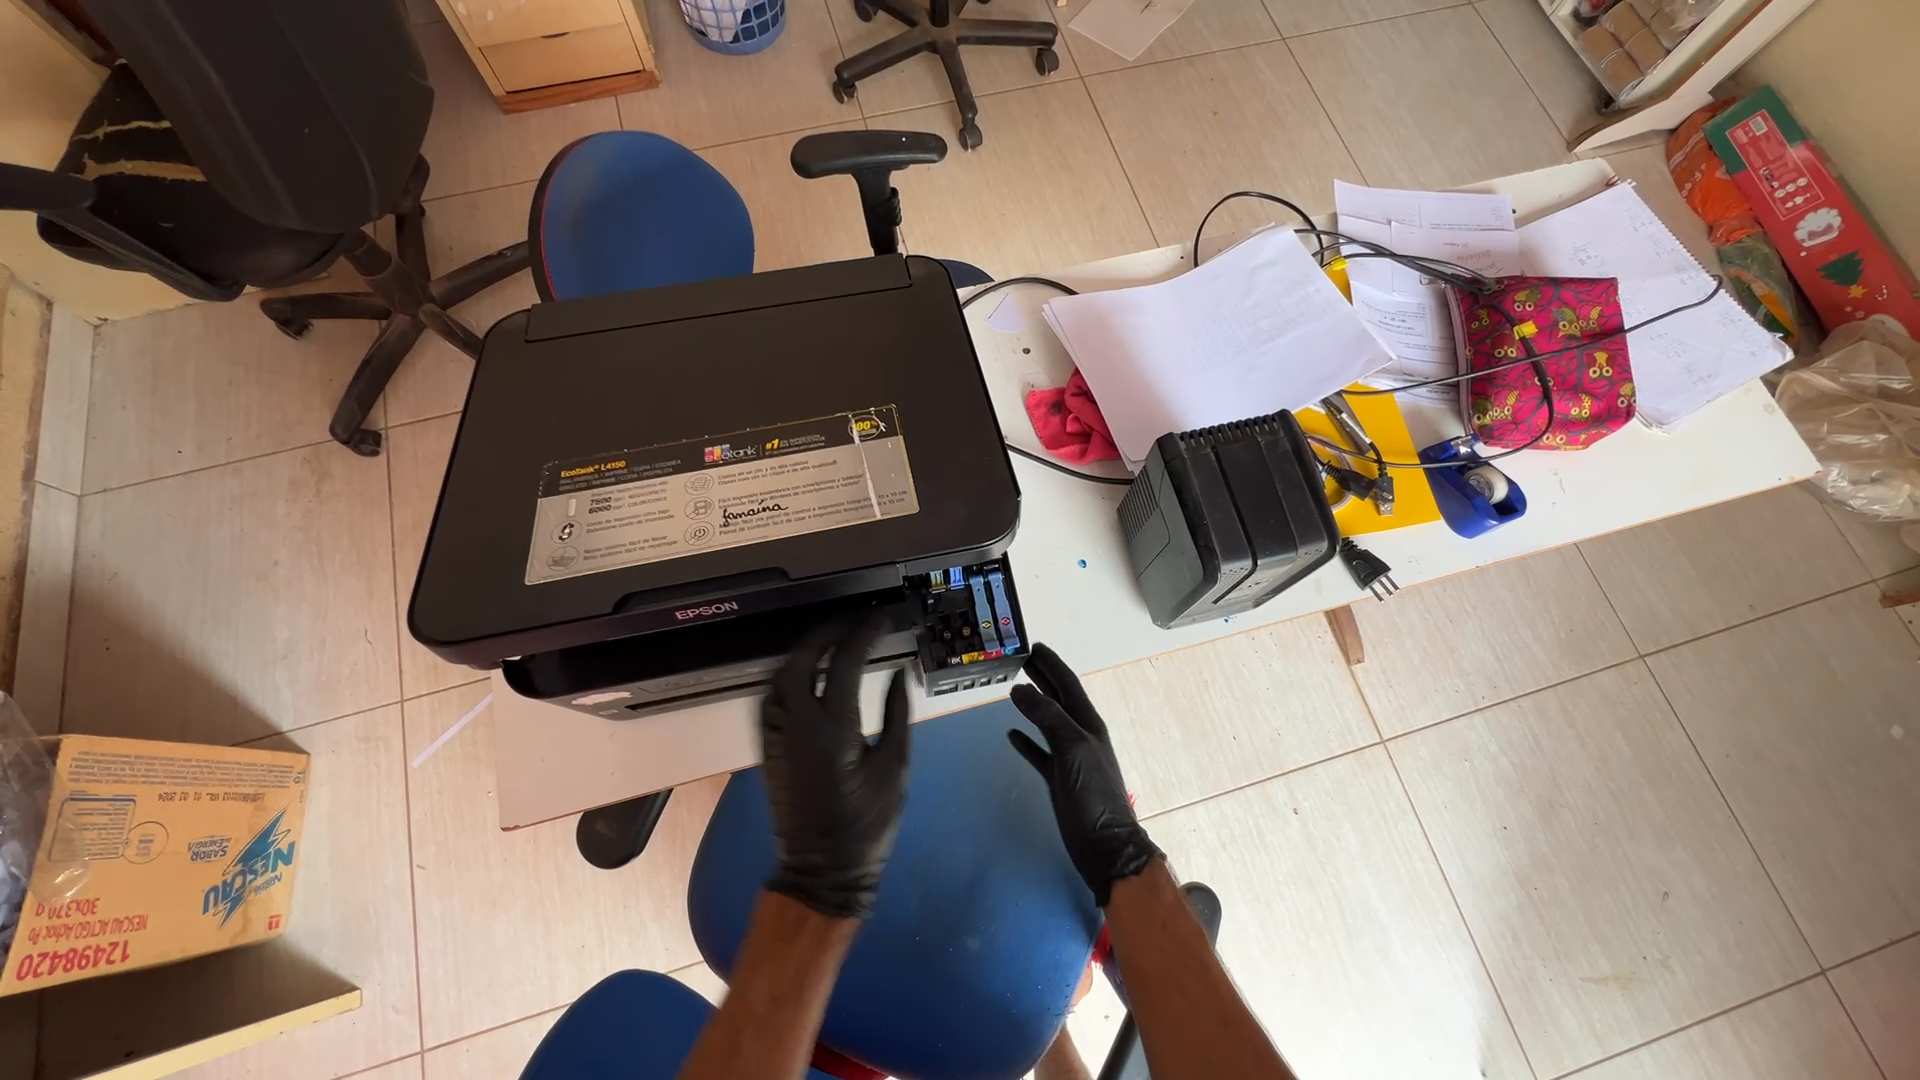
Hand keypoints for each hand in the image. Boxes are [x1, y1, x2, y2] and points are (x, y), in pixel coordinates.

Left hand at [760, 618, 909, 919]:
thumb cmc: (867, 824)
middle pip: (802, 659)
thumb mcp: (895, 768)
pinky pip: (772, 695)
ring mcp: (777, 735)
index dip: (864, 633)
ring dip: (806, 650)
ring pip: (781, 674)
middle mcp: (797, 725)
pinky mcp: (768, 746)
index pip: (846, 662)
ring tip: (833, 640)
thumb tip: (898, 674)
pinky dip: (790, 673)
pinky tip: (809, 672)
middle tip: (854, 624)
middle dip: (827, 633)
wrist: (822, 869)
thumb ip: (897, 714)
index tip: (882, 621)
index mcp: (834, 729)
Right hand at [1008, 643, 1158, 906]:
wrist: (1104, 844)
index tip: (1035, 647)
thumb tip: (1020, 689)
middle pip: (1058, 698)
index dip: (1053, 665)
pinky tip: (1012, 734)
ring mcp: (1069, 757)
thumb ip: (1047, 716)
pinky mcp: (1058, 779)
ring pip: (1047, 722)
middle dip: (1043, 678)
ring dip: (1033, 704)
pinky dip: (1026, 741)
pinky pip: (1039, 752)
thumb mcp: (1072, 747)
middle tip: (1022, 659)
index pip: (1068, 685)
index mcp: (1088, 724)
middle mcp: (1079, 735)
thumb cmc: (1092, 792)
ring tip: (1015, 688)